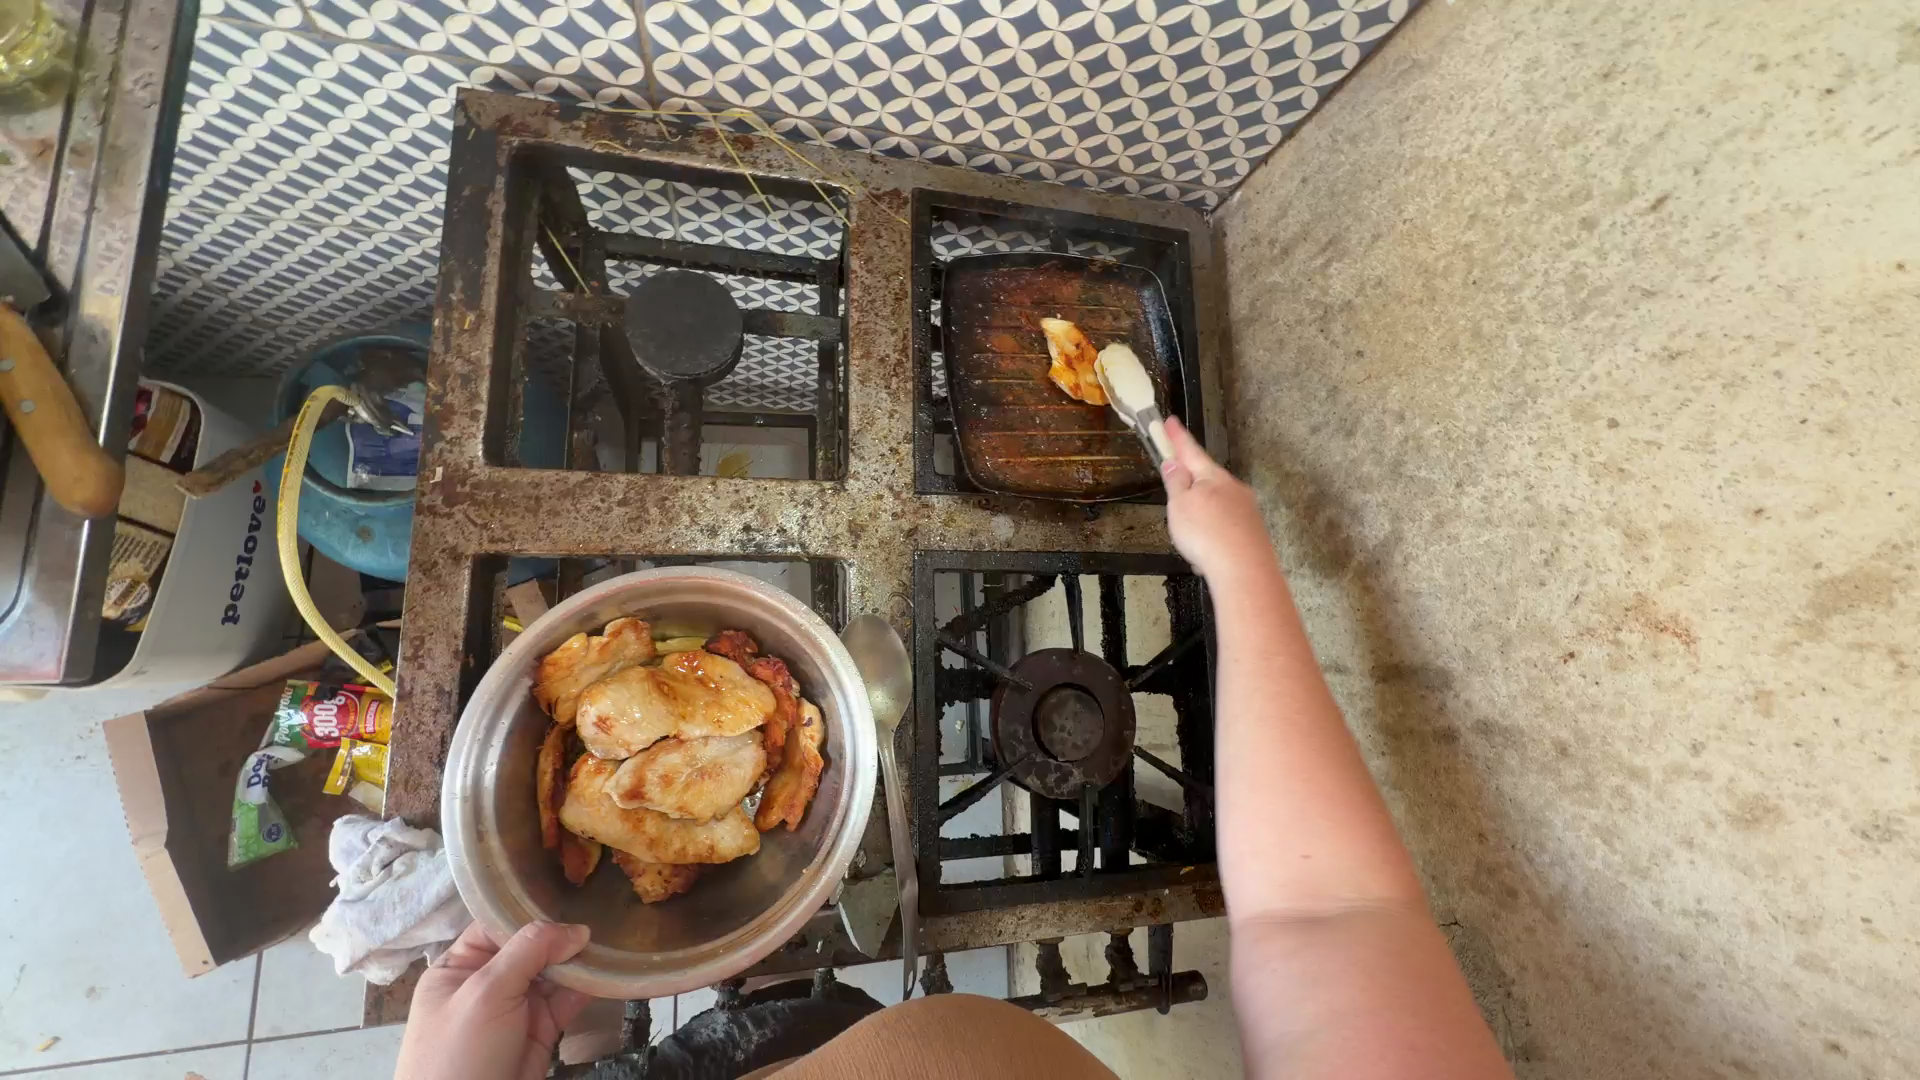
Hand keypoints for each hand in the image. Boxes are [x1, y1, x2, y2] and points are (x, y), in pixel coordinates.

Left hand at [395, 920, 593, 1079]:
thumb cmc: (460, 1055)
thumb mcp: (486, 994)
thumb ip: (530, 950)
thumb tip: (579, 929)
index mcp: (458, 969)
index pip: (497, 925)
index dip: (531, 909)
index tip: (570, 893)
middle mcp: (487, 983)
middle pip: (532, 945)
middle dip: (564, 934)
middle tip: (599, 916)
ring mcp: (515, 1007)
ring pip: (555, 969)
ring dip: (580, 959)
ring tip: (609, 941)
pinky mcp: (540, 1029)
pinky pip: (568, 997)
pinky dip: (588, 984)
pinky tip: (608, 970)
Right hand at [1160, 416, 1273, 578]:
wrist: (1243, 570)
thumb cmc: (1206, 534)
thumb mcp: (1179, 505)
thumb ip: (1175, 483)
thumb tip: (1173, 464)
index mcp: (1213, 477)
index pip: (1191, 451)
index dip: (1178, 437)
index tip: (1171, 420)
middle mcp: (1233, 488)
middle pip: (1206, 479)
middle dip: (1190, 484)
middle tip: (1175, 494)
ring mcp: (1246, 510)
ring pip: (1216, 506)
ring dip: (1201, 515)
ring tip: (1189, 538)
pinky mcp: (1251, 532)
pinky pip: (1224, 527)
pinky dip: (1212, 535)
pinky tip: (1205, 554)